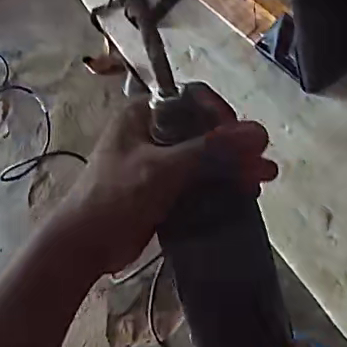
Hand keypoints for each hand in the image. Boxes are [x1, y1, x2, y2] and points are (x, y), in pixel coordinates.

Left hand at [45, 81, 276, 276]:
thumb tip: (259, 132)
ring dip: (233, 165)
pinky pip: (199, 179)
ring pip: (205, 155)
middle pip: (203, 128)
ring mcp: (159, 161)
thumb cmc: (115, 197)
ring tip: (263, 180)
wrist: (83, 247)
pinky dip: (221, 183)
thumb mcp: (162, 169)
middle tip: (263, 163)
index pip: (192, 99)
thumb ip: (209, 150)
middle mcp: (152, 131)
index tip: (240, 138)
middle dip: (234, 146)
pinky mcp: (164, 188)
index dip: (221, 114)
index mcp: (143, 113)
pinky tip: (246, 192)